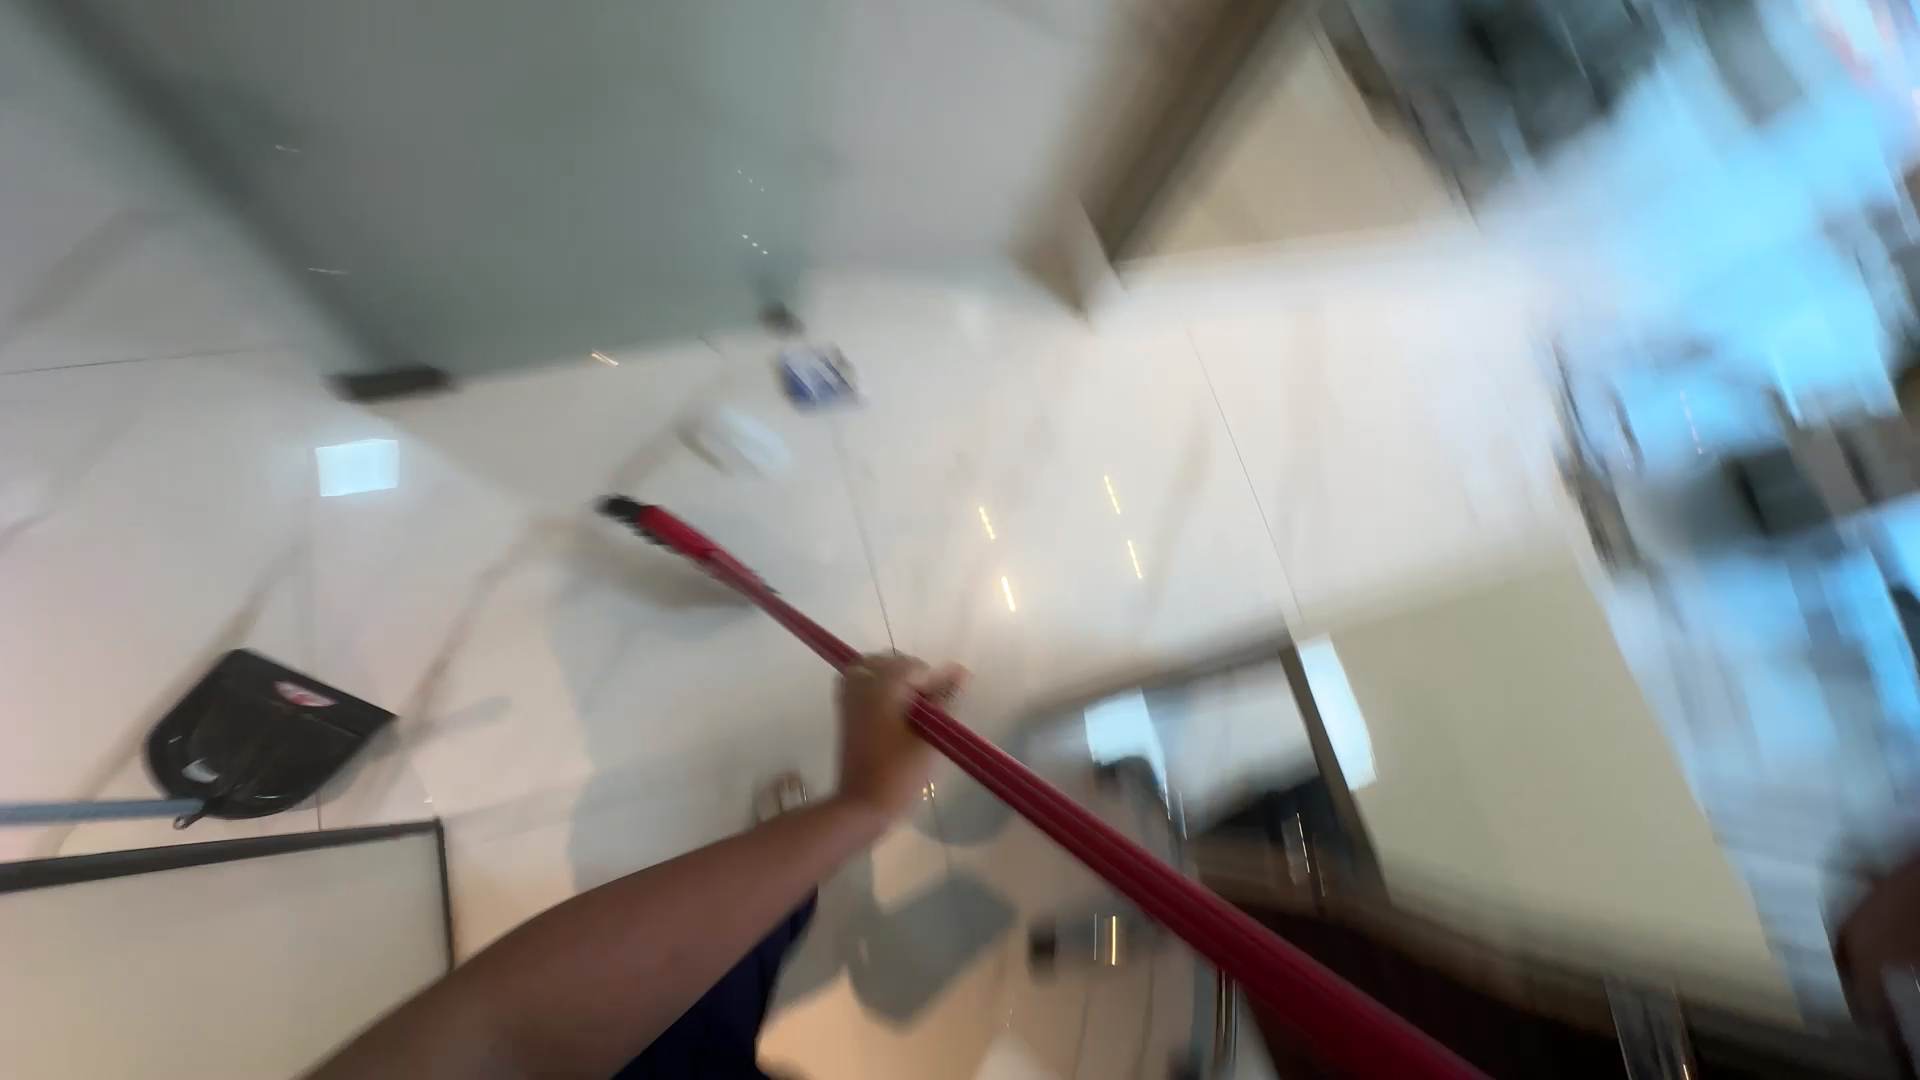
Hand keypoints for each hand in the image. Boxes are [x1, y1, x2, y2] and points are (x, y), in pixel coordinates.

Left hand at [833, 653, 966, 822]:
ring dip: (898, 679)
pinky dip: (879, 686)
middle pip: (894, 663)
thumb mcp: (930, 736)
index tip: (951, 700)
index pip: (915, 668)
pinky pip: (862, 681)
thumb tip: (962, 673)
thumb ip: (946, 700)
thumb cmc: (899, 773)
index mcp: (882, 686)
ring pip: (877, 668)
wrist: (862, 804)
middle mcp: (861, 683)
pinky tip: (894, 706)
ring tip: (916, 706)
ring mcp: (849, 695)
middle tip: (934, 707)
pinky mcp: (845, 709)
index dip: (937, 681)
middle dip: (917, 678)